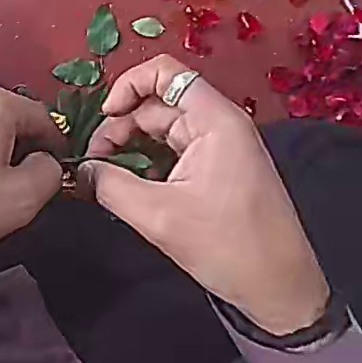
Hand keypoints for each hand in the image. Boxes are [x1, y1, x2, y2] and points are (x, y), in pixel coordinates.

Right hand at [82, 56, 329, 336]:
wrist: (282, 290)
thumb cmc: (228, 247)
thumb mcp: (159, 216)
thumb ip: (110, 186)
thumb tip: (79, 170)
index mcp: (214, 119)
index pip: (165, 72)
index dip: (127, 85)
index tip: (105, 117)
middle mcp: (219, 122)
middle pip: (158, 101)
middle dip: (121, 126)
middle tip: (96, 162)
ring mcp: (220, 143)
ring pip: (163, 126)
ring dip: (132, 144)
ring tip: (108, 175)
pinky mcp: (218, 165)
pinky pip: (175, 147)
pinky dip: (149, 159)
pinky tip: (133, 183)